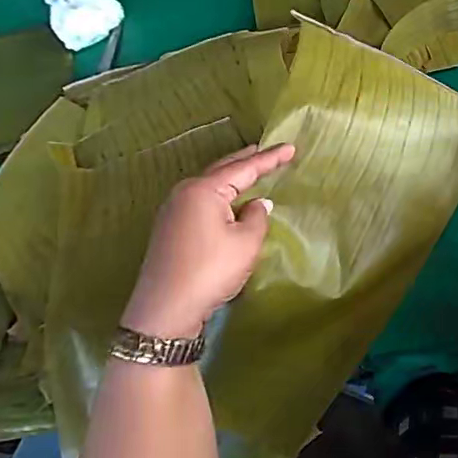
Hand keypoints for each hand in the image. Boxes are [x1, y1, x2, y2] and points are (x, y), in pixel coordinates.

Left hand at [121, 143, 295, 339]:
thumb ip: (257, 217)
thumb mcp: (246, 242)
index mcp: (204, 190)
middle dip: (247, 160)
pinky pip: (202, 198)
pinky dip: (221, 192)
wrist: (166, 309)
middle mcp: (184, 193)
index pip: (244, 168)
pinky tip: (230, 197)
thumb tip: (257, 204)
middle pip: (222, 170)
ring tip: (252, 168)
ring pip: (210, 184)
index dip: (270, 159)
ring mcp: (173, 210)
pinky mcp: (170, 227)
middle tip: (270, 151)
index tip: (291, 147)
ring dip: (232, 176)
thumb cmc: (211, 270)